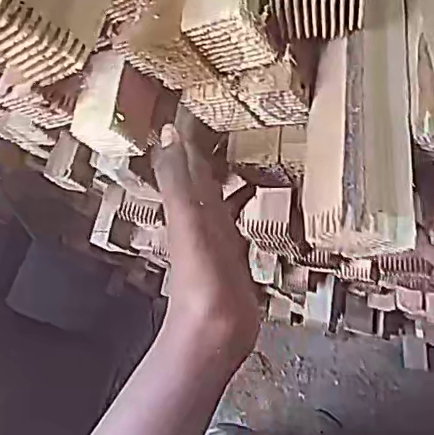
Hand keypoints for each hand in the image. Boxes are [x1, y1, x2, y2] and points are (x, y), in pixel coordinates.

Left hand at [151, 122, 260, 369]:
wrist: (214, 331)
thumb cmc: (200, 275)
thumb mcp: (187, 218)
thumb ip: (178, 176)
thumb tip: (167, 130)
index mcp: (185, 203)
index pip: (187, 157)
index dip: (192, 131)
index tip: (205, 102)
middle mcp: (198, 214)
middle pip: (205, 172)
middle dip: (217, 147)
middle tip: (240, 118)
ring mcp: (217, 234)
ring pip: (224, 191)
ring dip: (235, 171)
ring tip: (258, 147)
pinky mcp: (236, 253)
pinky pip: (243, 217)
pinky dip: (252, 201)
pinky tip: (267, 194)